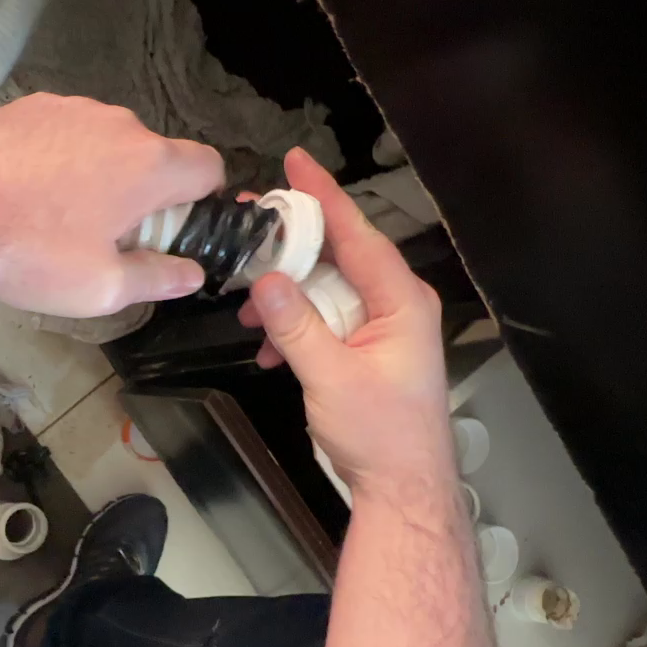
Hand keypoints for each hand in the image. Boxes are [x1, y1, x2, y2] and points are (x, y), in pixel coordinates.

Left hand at [0, 94, 222, 316]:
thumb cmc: (32, 256)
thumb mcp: (102, 289)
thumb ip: (158, 279)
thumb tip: (193, 274)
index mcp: (148, 163)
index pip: (208, 168)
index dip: (201, 203)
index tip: (171, 233)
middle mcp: (116, 122)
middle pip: (153, 156)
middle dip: (143, 195)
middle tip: (106, 239)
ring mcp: (67, 107)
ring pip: (104, 143)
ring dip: (99, 176)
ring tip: (55, 218)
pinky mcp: (24, 108)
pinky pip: (61, 135)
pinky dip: (57, 161)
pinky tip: (23, 194)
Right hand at [237, 148, 452, 495]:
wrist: (401, 484)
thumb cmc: (378, 433)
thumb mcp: (331, 377)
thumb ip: (297, 327)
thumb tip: (264, 281)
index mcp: (398, 300)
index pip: (356, 234)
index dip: (323, 196)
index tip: (294, 162)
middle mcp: (392, 304)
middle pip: (336, 258)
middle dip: (290, 248)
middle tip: (248, 229)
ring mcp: (378, 328)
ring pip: (325, 292)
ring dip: (285, 298)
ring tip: (245, 308)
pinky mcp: (363, 350)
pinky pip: (324, 323)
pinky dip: (293, 330)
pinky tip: (266, 350)